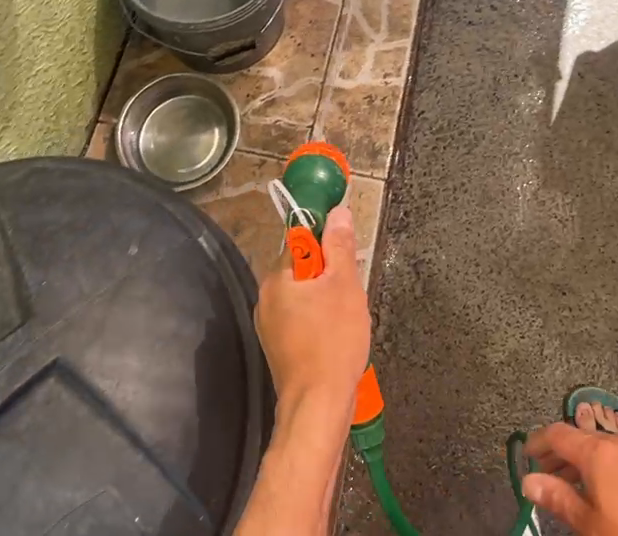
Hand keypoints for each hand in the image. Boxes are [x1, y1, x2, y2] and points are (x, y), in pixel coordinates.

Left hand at [254, 204, 371, 409]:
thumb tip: (338, 212)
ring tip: (347, 321)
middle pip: (304, 270)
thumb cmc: (333, 341)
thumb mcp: (345, 285)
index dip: (328, 245)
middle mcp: (266, 298)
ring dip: (328, 301)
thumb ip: (340, 246)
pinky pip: (302, 320)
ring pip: (305, 297)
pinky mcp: (279, 348)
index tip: (347, 259)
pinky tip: (337, 339)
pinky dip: (320, 323)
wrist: (318, 405)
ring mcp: (269, 325)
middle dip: (331, 278)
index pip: (301, 241)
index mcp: (276, 277)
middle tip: (351, 295)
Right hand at [522, 422, 617, 535]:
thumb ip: (558, 500)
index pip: (558, 434)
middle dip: (559, 455)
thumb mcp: (591, 526)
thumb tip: (528, 481)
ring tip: (573, 489)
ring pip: (602, 448)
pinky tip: (606, 494)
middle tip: (544, 477)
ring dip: (582, 462)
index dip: (538, 442)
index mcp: (598, 452)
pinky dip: (604, 468)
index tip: (525, 456)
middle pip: (580, 438)